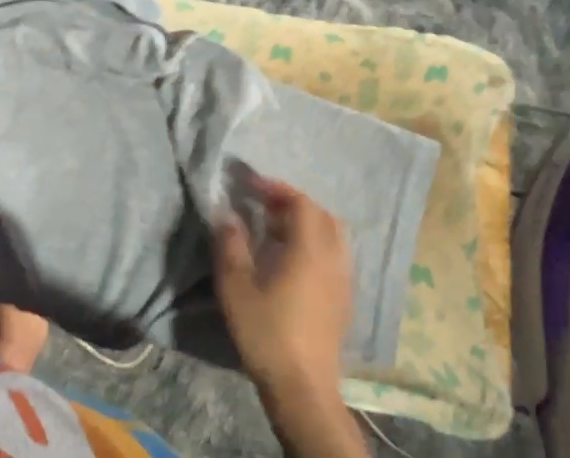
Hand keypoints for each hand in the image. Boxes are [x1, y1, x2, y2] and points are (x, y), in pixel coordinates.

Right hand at [213, 174, 352, 400]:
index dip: (276, 188)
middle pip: (323, 216)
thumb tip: (226, 213)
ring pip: (333, 237)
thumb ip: (230, 243)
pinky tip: (289, 258)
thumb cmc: (265, 331)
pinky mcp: (343, 301)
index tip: (248, 184)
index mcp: (310, 252)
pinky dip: (314, 244)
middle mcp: (334, 261)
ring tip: (274, 227)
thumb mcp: (235, 284)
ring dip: (306, 223)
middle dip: (293, 202)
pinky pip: (334, 257)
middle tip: (261, 202)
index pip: (302, 204)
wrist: (302, 386)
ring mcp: (343, 283)